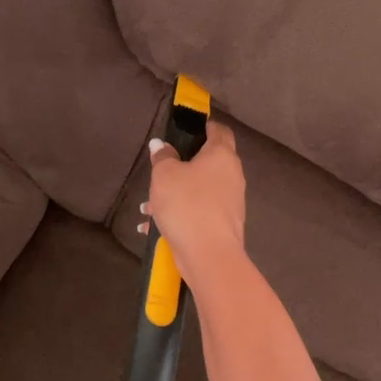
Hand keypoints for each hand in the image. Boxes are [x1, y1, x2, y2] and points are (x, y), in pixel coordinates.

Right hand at [139, 120, 247, 282]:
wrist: (209, 255)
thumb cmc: (187, 204)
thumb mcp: (164, 176)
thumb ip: (163, 157)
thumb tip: (161, 145)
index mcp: (221, 155)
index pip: (219, 130)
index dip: (204, 126)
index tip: (187, 130)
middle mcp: (232, 174)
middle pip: (208, 161)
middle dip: (182, 167)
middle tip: (160, 172)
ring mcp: (231, 201)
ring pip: (200, 189)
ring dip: (177, 194)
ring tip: (148, 207)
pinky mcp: (225, 224)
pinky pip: (200, 211)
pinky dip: (182, 214)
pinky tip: (155, 228)